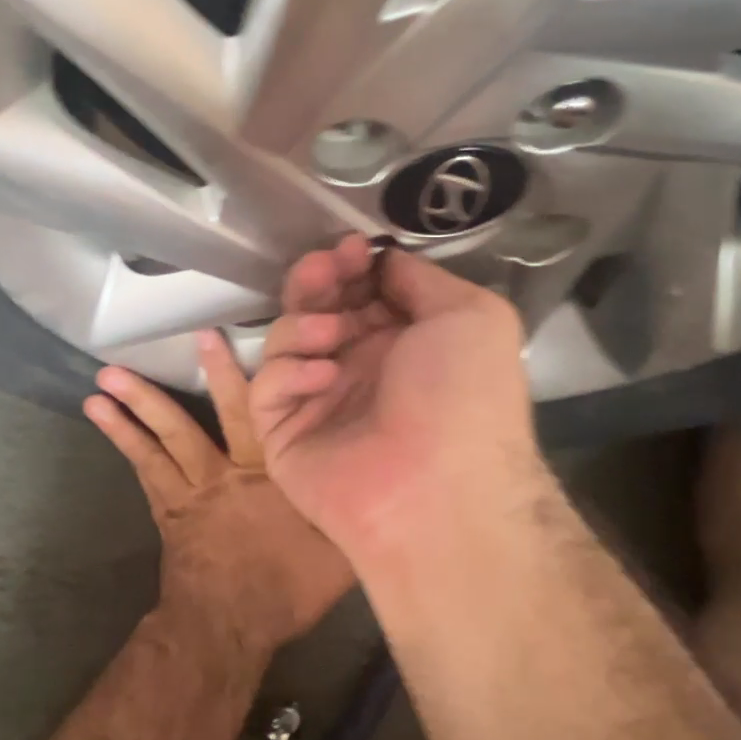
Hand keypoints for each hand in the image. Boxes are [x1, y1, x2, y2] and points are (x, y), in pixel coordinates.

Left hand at [86, 332, 353, 653]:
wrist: (229, 627)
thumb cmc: (287, 587)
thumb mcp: (335, 546)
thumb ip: (341, 498)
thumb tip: (364, 461)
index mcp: (266, 472)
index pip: (254, 411)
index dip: (233, 374)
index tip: (213, 336)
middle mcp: (222, 472)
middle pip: (188, 423)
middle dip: (155, 392)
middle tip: (125, 361)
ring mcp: (189, 492)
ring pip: (157, 444)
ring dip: (128, 413)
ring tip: (97, 386)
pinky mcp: (168, 512)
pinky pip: (146, 471)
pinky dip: (126, 444)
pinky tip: (104, 421)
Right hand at [249, 235, 537, 557]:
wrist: (440, 491)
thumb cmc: (465, 398)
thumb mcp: (472, 316)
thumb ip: (421, 278)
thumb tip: (385, 259)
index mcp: (401, 343)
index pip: (359, 291)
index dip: (350, 266)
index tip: (350, 248)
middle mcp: (357, 366)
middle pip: (315, 306)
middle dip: (315, 279)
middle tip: (323, 268)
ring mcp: (317, 399)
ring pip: (284, 338)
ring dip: (303, 323)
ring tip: (331, 333)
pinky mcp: (282, 431)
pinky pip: (268, 386)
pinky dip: (290, 371)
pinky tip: (324, 376)